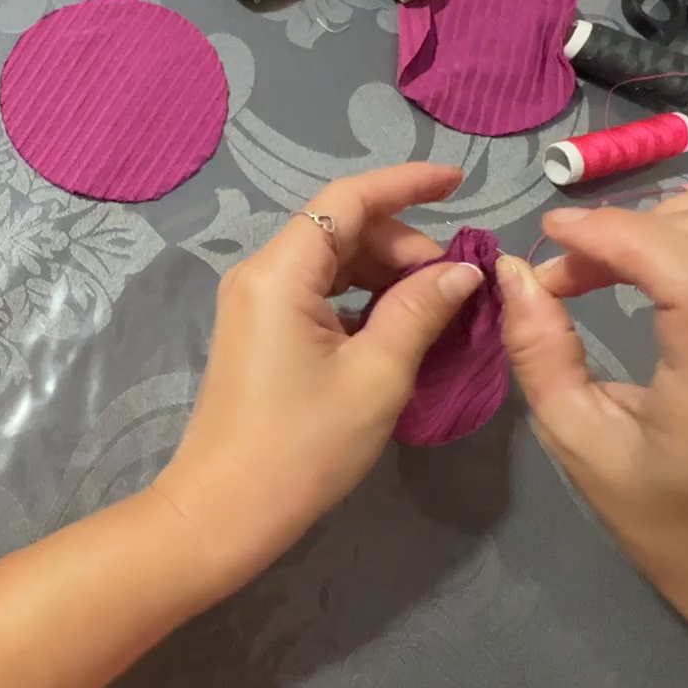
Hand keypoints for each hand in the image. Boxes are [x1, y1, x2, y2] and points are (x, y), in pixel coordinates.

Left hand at [153, 164, 487, 587]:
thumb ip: (419, 310)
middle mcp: (258, 273)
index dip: (404, 183)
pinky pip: (313, 291)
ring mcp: (252, 300)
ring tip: (434, 304)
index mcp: (279, 271)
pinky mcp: (256, 328)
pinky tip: (394, 324)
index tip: (459, 181)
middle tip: (455, 283)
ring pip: (327, 260)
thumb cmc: (303, 445)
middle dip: (400, 242)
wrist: (227, 507)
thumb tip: (461, 270)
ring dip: (382, 271)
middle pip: (337, 229)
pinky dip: (357, 297)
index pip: (346, 199)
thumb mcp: (376, 375)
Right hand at [496, 188, 687, 631]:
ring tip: (624, 250)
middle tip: (570, 267)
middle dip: (632, 229)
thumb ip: (541, 353)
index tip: (554, 235)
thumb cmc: (659, 517)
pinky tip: (672, 245)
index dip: (624, 236)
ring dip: (685, 213)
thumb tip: (513, 273)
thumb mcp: (574, 442)